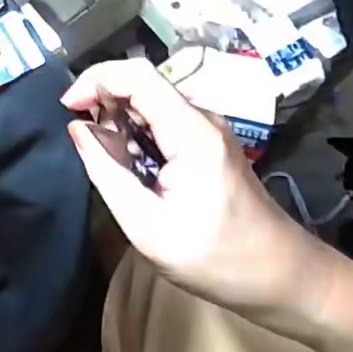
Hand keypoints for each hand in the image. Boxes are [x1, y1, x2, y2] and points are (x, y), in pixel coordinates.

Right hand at [63, 59, 325, 321]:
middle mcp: (202, 118)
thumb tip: (77, 129)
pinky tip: (134, 168)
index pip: (137, 75)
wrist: (284, 276)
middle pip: (142, 84)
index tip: (68, 109)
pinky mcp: (208, 141)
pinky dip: (137, 134)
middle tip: (89, 147)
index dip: (96, 79)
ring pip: (150, 102)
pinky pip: (162, 120)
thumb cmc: (219, 260)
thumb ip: (108, 173)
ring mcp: (208, 127)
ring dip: (120, 121)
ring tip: (111, 164)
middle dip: (104, 104)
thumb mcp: (149, 227)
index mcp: (192, 132)